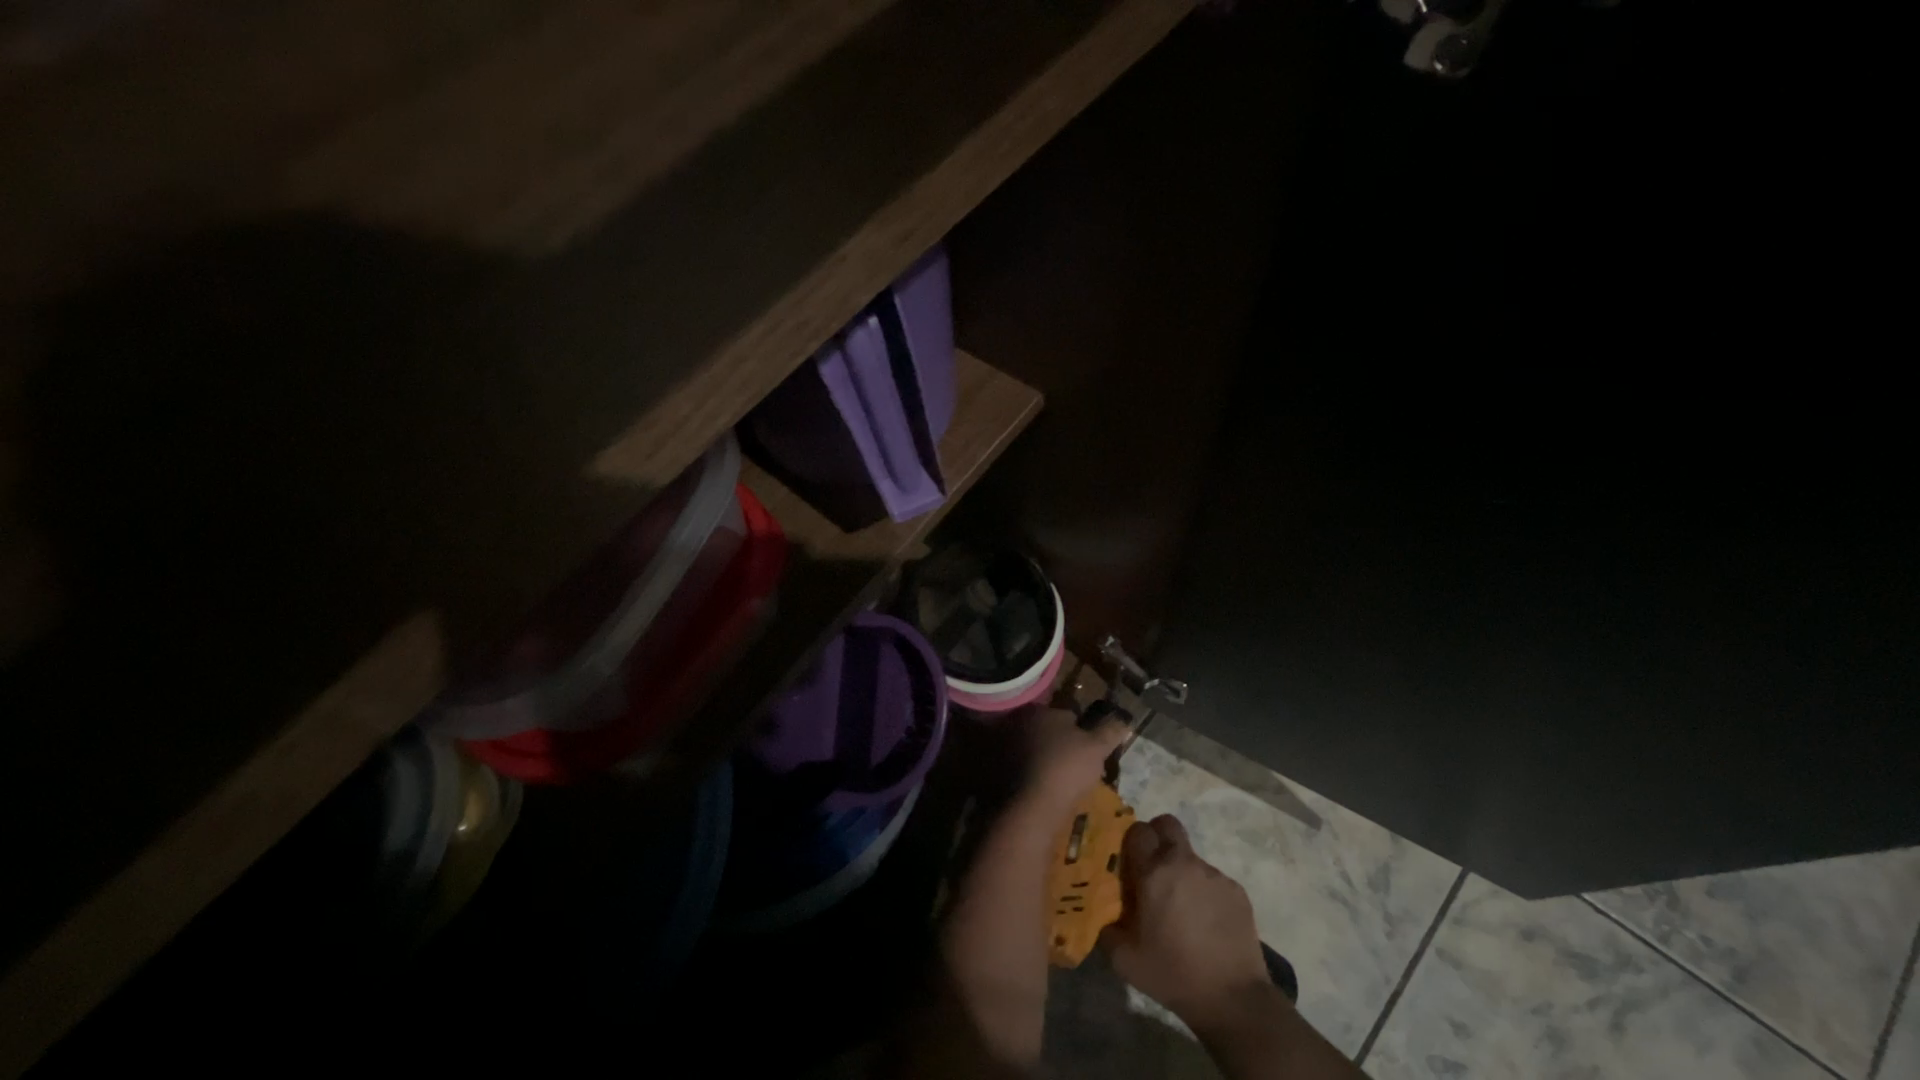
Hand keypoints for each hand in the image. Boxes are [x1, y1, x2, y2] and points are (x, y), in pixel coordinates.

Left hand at [1013, 706, 1128, 815]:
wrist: (1030, 807)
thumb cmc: (1065, 768)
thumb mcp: (1097, 748)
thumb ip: (1110, 731)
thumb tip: (1124, 720)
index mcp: (1038, 710)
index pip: (1066, 714)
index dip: (1082, 731)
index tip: (1092, 750)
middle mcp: (1015, 723)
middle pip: (1047, 732)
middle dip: (1061, 745)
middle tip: (1078, 767)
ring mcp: (1002, 748)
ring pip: (1033, 751)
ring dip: (1046, 762)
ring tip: (1063, 783)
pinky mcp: (994, 773)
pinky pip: (1021, 771)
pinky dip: (1032, 778)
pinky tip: (1044, 792)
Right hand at [1100, 814, 1279, 1031]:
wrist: (1231, 997)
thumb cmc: (1171, 974)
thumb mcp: (1123, 958)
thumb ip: (1106, 926)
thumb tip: (1102, 913)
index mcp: (1154, 873)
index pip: (1138, 830)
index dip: (1131, 841)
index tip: (1128, 861)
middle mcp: (1185, 863)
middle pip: (1168, 824)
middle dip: (1156, 836)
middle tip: (1151, 867)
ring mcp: (1215, 875)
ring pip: (1190, 856)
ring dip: (1181, 871)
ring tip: (1181, 908)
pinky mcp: (1237, 891)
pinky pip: (1212, 879)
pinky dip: (1203, 891)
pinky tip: (1204, 923)